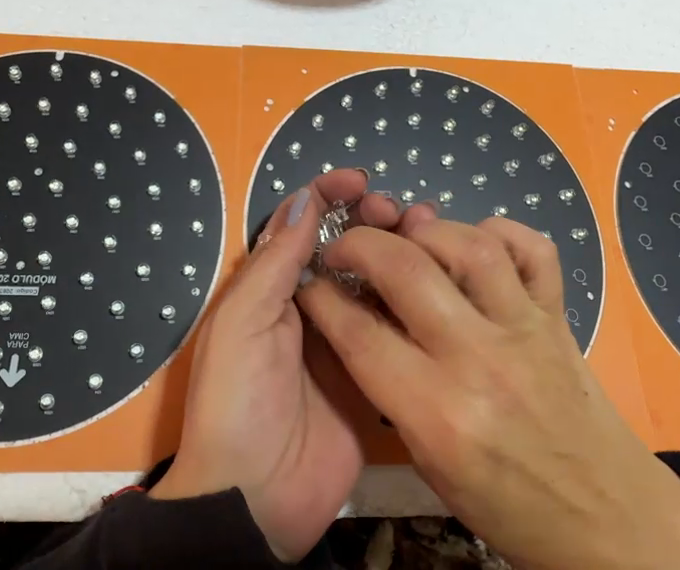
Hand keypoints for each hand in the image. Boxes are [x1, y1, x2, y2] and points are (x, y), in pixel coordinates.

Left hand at [150, 169, 400, 560]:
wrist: (254, 500)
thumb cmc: (237, 401)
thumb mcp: (242, 324)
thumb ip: (275, 262)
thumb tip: (305, 198)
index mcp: (269, 288)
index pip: (300, 224)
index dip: (327, 194)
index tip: (360, 180)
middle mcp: (309, 305)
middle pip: (345, 245)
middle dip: (370, 217)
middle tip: (399, 211)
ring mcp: (345, 340)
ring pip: (376, 279)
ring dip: (400, 249)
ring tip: (430, 231)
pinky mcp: (375, 374)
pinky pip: (398, 326)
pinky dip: (419, 298)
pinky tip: (443, 281)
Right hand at [298, 204, 679, 569]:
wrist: (611, 525)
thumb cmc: (510, 509)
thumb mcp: (432, 465)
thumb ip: (392, 391)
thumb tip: (359, 322)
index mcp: (438, 415)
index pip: (358, 333)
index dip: (322, 298)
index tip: (310, 284)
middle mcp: (480, 362)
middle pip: (406, 271)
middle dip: (360, 244)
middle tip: (344, 246)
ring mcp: (526, 332)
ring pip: (470, 246)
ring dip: (426, 231)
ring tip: (408, 240)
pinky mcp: (560, 318)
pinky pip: (534, 251)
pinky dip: (501, 231)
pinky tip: (476, 243)